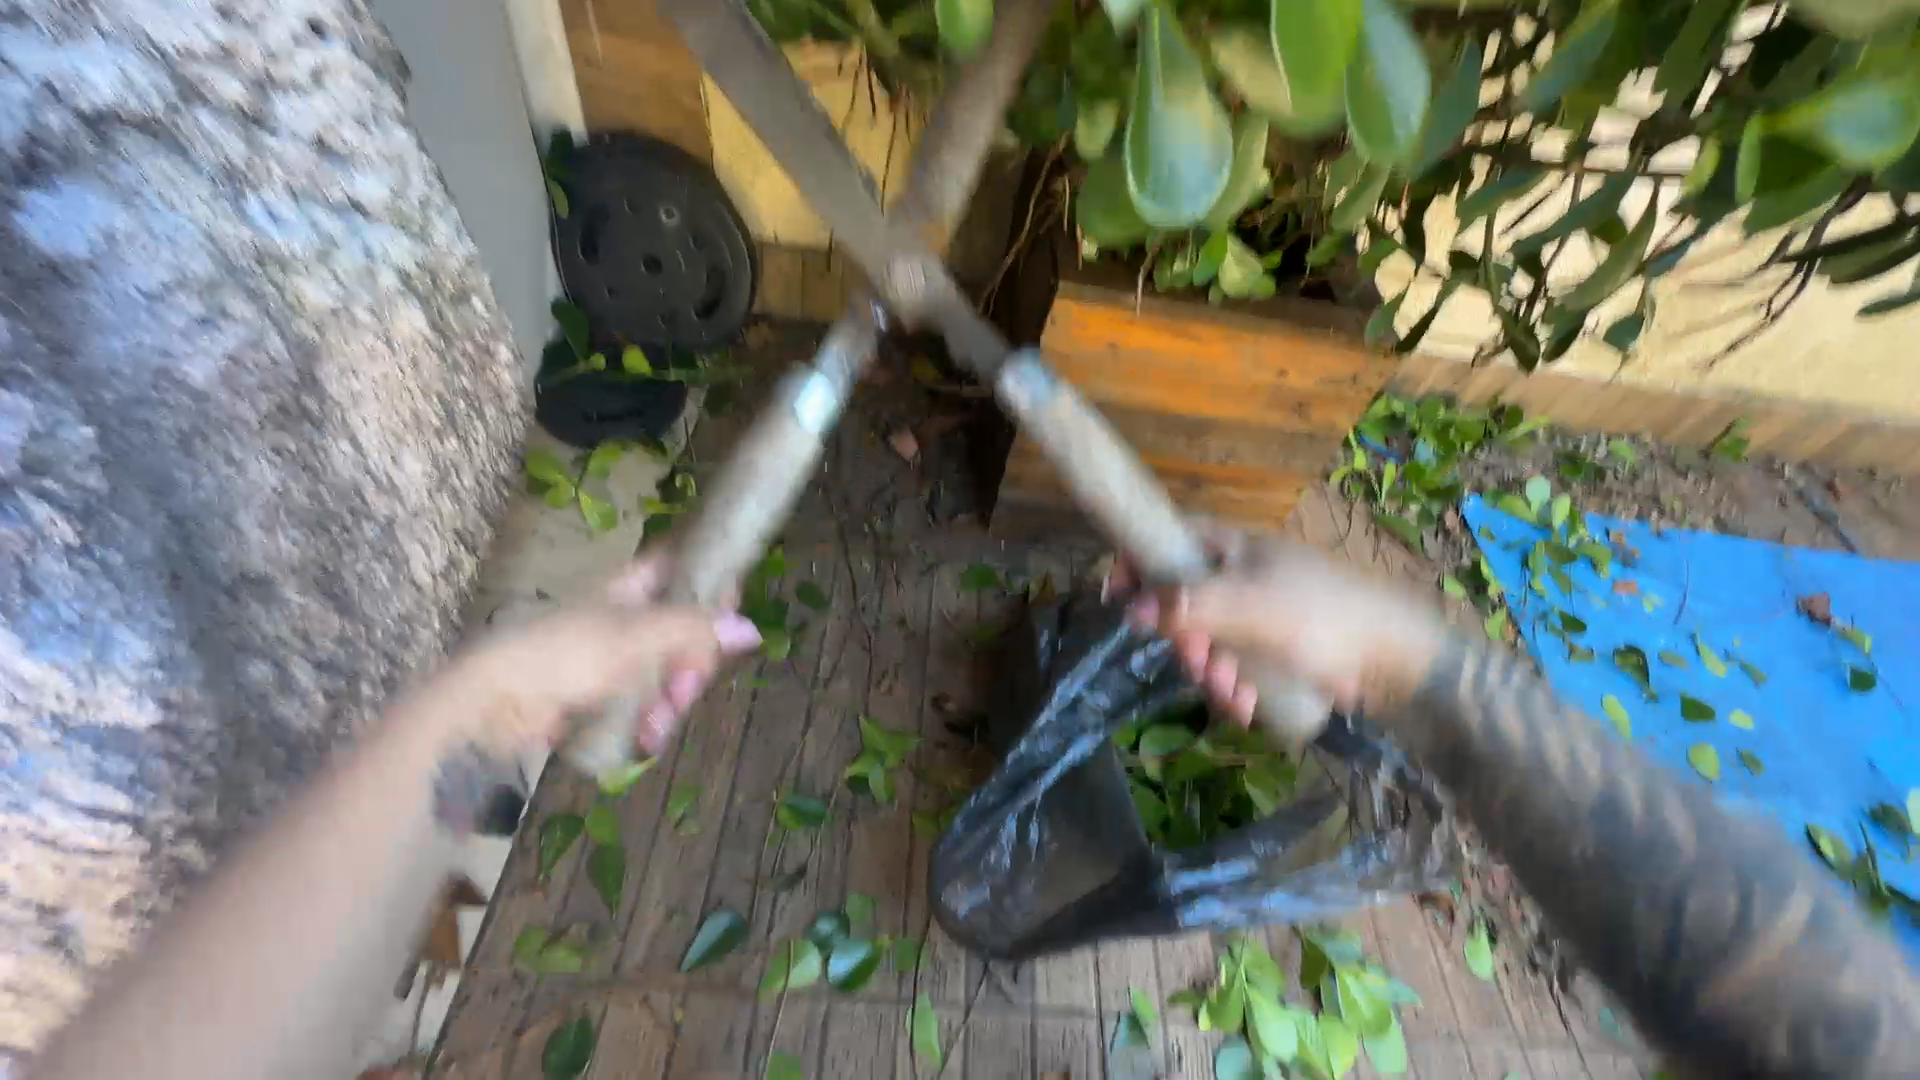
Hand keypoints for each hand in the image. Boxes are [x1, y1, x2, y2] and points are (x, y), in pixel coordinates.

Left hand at [435, 554, 761, 757]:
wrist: (490, 705)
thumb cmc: (562, 653)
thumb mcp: (636, 636)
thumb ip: (695, 630)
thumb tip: (751, 629)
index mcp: (632, 588)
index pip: (684, 569)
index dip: (712, 583)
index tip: (731, 611)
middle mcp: (627, 617)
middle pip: (685, 630)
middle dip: (692, 664)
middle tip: (686, 687)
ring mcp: (615, 658)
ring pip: (667, 672)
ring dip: (672, 700)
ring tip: (660, 723)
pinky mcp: (604, 696)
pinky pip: (645, 702)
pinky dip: (650, 720)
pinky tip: (646, 737)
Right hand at [1108, 526, 1447, 725]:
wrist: (1396, 661)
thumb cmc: (1322, 616)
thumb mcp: (1249, 605)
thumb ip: (1187, 605)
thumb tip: (1128, 607)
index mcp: (1233, 549)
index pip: (1170, 539)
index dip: (1137, 560)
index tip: (1117, 594)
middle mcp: (1238, 577)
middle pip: (1181, 601)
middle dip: (1183, 639)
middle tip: (1196, 661)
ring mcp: (1255, 615)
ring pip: (1205, 640)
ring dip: (1209, 671)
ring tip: (1230, 692)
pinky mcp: (1270, 650)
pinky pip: (1232, 665)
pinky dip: (1233, 687)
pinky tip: (1246, 706)